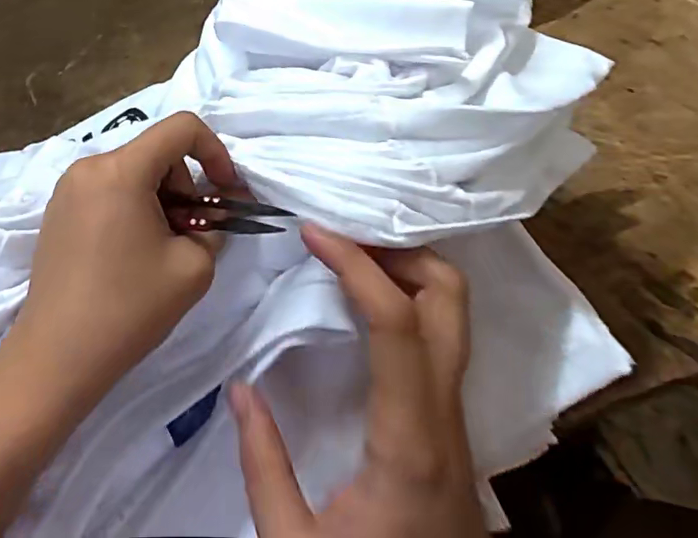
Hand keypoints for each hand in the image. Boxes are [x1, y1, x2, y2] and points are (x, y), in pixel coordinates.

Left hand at [0, 112, 238, 407]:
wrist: (57, 354)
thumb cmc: (128, 308)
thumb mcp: (192, 267)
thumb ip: (214, 228)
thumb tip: (211, 214)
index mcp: (120, 169)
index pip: (180, 127)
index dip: (215, 151)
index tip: (225, 191)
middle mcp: (89, 166)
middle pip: (155, 153)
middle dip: (184, 186)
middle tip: (190, 235)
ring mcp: (67, 188)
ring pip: (131, 172)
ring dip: (158, 198)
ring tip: (160, 250)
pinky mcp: (57, 211)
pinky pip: (106, 190)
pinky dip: (130, 206)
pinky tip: (130, 254)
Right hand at [230, 224, 484, 537]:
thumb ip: (264, 465)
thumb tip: (239, 390)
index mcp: (409, 442)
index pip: (399, 324)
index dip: (357, 265)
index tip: (312, 233)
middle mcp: (446, 419)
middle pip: (450, 302)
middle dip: (397, 250)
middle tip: (337, 236)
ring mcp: (457, 421)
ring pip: (453, 315)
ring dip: (405, 269)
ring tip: (345, 257)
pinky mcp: (452, 427)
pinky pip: (440, 338)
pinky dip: (406, 298)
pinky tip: (362, 302)